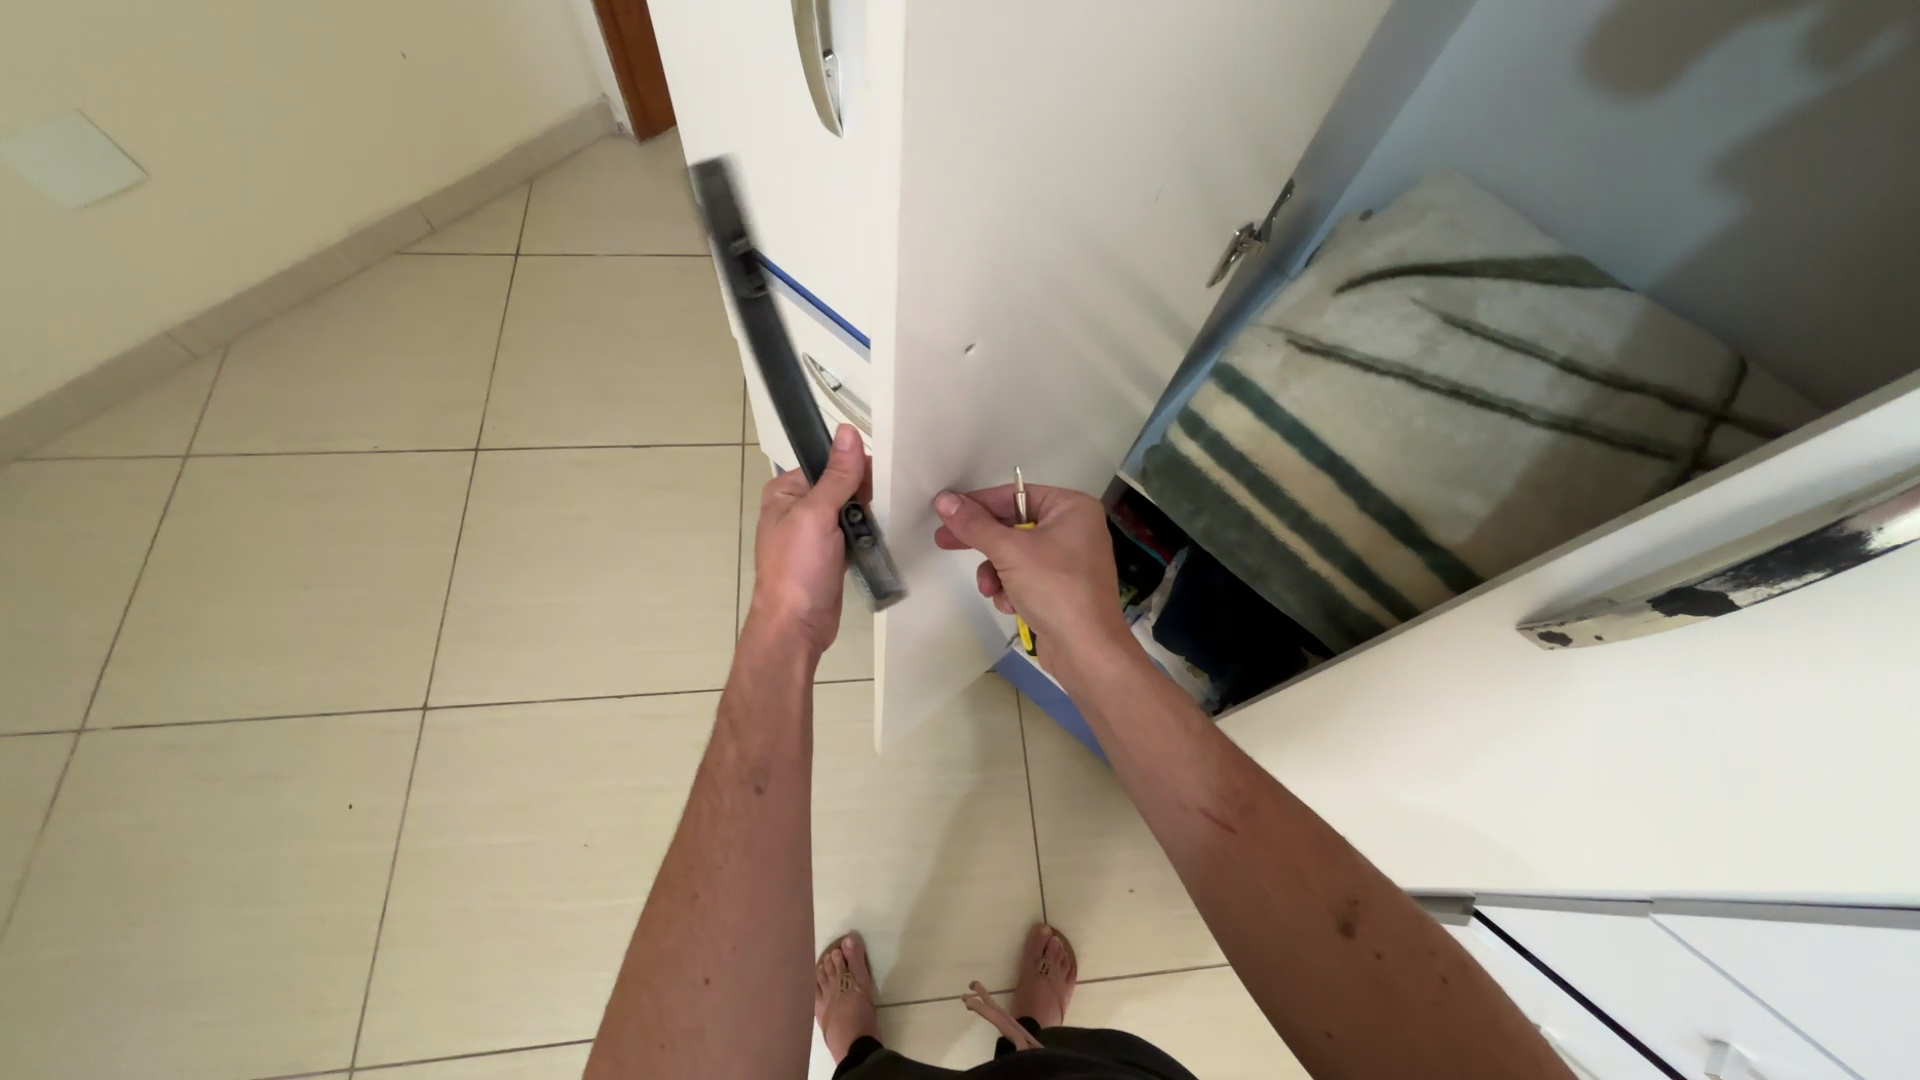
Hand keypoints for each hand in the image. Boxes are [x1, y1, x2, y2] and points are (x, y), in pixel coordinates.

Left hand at [747, 425, 868, 656]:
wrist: (796, 626)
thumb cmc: (798, 568)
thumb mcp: (817, 514)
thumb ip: (837, 475)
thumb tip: (849, 431)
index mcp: (785, 491)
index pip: (826, 463)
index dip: (854, 466)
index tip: (881, 475)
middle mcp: (797, 508)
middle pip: (841, 486)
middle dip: (864, 493)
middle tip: (889, 500)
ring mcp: (814, 534)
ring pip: (850, 511)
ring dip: (869, 516)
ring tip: (890, 517)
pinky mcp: (830, 555)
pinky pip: (854, 534)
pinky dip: (868, 535)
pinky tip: (883, 536)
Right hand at [932, 482, 1130, 673]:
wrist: (1085, 649)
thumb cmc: (1054, 588)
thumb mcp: (1009, 551)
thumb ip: (974, 525)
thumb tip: (944, 501)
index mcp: (1071, 508)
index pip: (1015, 496)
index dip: (978, 504)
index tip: (945, 511)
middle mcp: (1073, 529)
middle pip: (1013, 526)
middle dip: (983, 543)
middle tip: (944, 542)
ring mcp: (1068, 561)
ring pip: (1014, 556)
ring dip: (997, 574)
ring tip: (991, 590)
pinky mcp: (1060, 589)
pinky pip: (1025, 578)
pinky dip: (1012, 590)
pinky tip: (1012, 606)